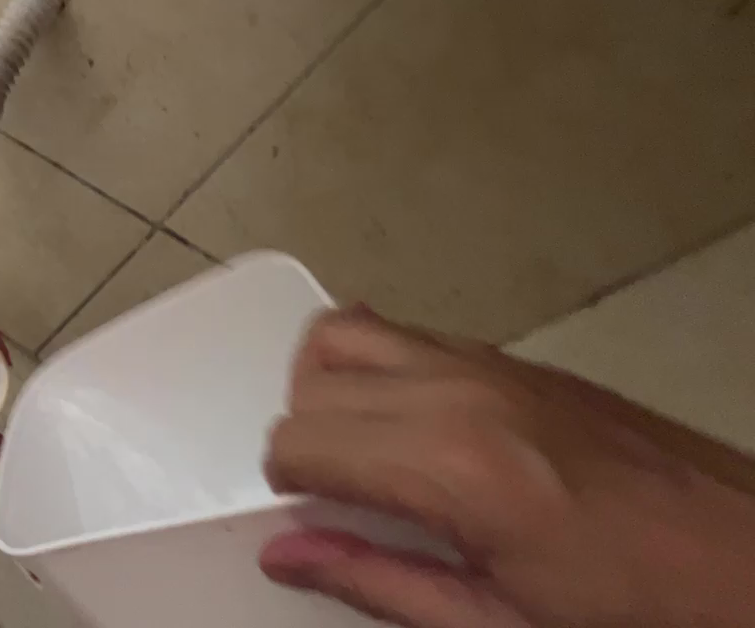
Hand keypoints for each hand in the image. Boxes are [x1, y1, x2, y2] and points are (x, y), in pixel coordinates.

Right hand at [260, 306, 754, 627]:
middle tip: (346, 494)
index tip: (320, 519)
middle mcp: (451, 393)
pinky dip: (368, 359)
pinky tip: (403, 409)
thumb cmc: (645, 616)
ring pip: (334, 336)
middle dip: (305, 441)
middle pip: (308, 388)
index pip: (299, 444)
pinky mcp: (506, 352)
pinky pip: (393, 326)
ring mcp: (480, 361)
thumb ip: (380, 584)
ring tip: (359, 438)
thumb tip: (278, 556)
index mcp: (450, 469)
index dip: (290, 486)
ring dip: (322, 384)